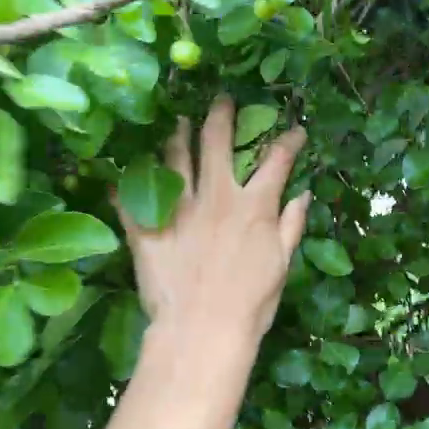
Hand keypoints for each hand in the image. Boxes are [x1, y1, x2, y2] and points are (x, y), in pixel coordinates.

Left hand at [116, 96, 309, 354]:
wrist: (204, 328)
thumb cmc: (252, 302)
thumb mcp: (282, 264)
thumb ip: (291, 226)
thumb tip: (302, 195)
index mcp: (254, 206)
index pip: (276, 161)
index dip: (288, 141)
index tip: (295, 130)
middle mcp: (216, 197)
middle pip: (217, 142)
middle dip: (220, 115)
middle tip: (221, 100)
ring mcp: (178, 208)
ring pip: (174, 158)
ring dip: (178, 136)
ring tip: (178, 124)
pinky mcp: (147, 227)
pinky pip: (131, 197)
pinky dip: (128, 184)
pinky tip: (125, 174)